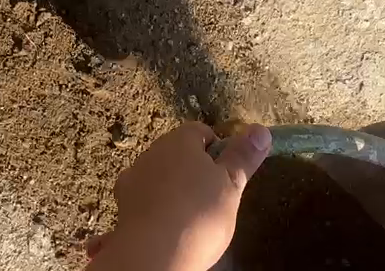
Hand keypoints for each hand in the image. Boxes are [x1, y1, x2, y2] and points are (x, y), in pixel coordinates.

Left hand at [87, 121, 272, 270]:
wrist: (154, 254)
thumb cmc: (199, 214)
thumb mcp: (231, 186)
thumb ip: (244, 157)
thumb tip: (261, 129)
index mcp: (181, 139)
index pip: (202, 132)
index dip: (217, 151)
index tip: (226, 177)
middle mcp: (155, 149)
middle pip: (179, 151)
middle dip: (193, 168)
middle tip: (210, 198)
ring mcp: (135, 173)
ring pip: (159, 172)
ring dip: (170, 185)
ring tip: (187, 214)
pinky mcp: (123, 199)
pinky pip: (142, 195)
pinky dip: (151, 204)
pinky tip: (162, 223)